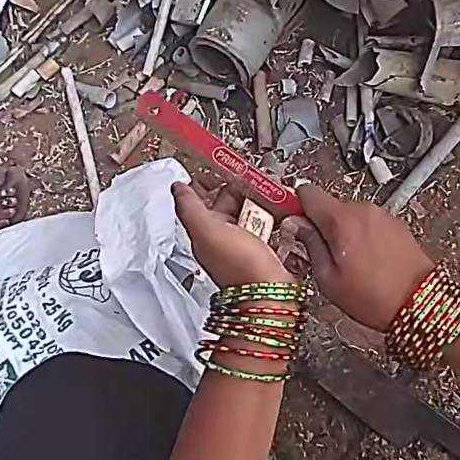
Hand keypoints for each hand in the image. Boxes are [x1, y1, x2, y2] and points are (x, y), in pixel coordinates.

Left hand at [173, 181, 291, 287]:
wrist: (271, 295)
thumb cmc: (240, 267)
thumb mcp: (207, 231)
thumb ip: (190, 207)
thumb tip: (176, 187)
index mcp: (205, 231)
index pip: (202, 198)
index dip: (209, 180)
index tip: (222, 164)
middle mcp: (224, 236)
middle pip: (228, 202)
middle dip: (240, 186)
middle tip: (253, 174)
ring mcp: (247, 241)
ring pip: (250, 210)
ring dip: (260, 197)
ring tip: (271, 187)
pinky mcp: (269, 247)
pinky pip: (270, 222)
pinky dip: (275, 212)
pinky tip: (282, 206)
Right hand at [285, 184, 433, 330]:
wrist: (420, 303)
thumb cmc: (373, 298)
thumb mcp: (328, 279)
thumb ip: (309, 245)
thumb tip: (295, 226)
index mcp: (341, 219)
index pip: (307, 192)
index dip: (296, 206)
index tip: (292, 222)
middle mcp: (362, 209)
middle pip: (329, 206)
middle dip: (320, 226)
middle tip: (321, 257)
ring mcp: (381, 215)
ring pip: (349, 216)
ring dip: (343, 233)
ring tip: (348, 265)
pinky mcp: (396, 225)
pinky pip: (368, 224)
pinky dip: (362, 237)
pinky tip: (367, 263)